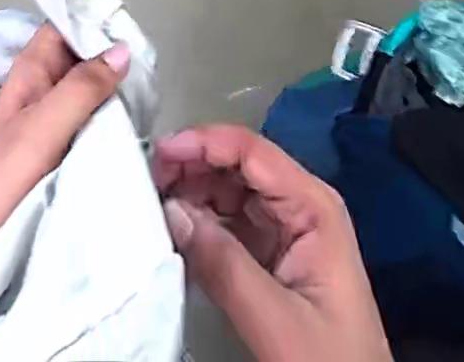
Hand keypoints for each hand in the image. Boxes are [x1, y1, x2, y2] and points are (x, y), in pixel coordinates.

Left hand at [0, 24, 128, 223]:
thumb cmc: (8, 179)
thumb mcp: (46, 126)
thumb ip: (82, 86)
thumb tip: (122, 49)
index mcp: (30, 71)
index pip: (61, 26)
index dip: (90, 20)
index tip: (129, 25)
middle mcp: (40, 85)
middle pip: (78, 51)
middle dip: (109, 50)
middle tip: (148, 58)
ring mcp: (50, 113)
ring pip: (86, 81)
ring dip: (113, 79)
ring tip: (148, 82)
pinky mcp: (61, 140)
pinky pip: (91, 109)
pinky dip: (111, 105)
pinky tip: (132, 112)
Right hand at [152, 126, 390, 361]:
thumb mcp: (277, 320)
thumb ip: (225, 265)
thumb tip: (174, 212)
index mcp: (312, 205)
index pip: (253, 152)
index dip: (205, 142)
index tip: (162, 152)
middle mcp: (299, 204)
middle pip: (239, 163)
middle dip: (195, 162)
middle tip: (151, 179)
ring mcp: (285, 226)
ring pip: (230, 187)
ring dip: (193, 188)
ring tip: (157, 201)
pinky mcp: (271, 251)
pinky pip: (229, 218)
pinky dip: (200, 217)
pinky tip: (177, 226)